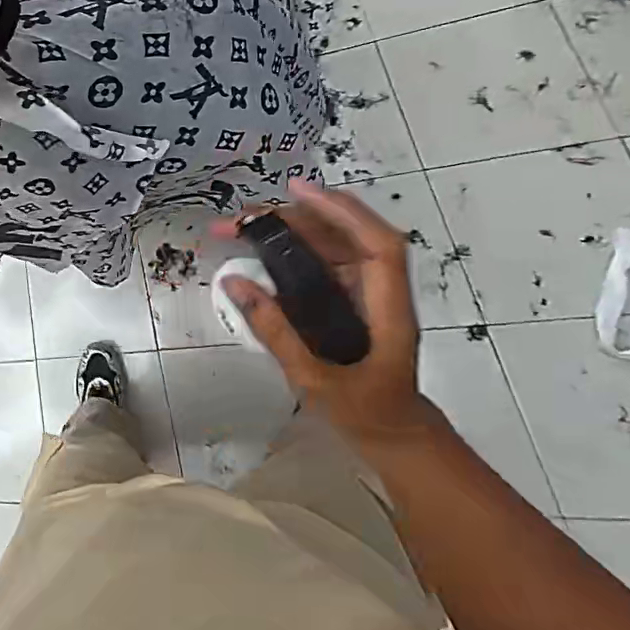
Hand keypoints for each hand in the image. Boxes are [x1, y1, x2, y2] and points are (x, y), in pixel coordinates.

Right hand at [214, 180, 437, 446]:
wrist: (396, 437)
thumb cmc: (366, 415)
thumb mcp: (314, 381)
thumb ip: (274, 331)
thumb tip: (233, 283)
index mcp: (388, 309)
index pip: (376, 244)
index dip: (341, 211)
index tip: (298, 192)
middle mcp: (382, 290)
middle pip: (346, 236)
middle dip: (296, 217)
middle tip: (244, 217)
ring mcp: (368, 292)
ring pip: (334, 244)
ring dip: (292, 229)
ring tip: (245, 227)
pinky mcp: (354, 298)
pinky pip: (326, 261)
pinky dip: (296, 248)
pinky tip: (266, 247)